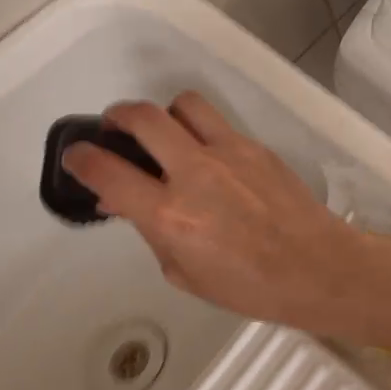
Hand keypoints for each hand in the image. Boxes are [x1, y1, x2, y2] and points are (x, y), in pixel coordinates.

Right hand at [62, 92, 372, 328]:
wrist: (314, 264)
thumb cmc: (247, 284)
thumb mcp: (183, 271)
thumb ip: (151, 231)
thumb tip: (126, 203)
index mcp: (170, 214)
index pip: (108, 172)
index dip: (81, 158)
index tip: (76, 155)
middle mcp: (196, 173)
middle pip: (145, 119)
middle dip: (118, 116)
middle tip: (113, 126)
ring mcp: (231, 153)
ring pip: (186, 105)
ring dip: (165, 113)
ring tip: (162, 132)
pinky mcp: (257, 147)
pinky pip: (219, 124)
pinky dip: (201, 131)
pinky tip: (204, 156)